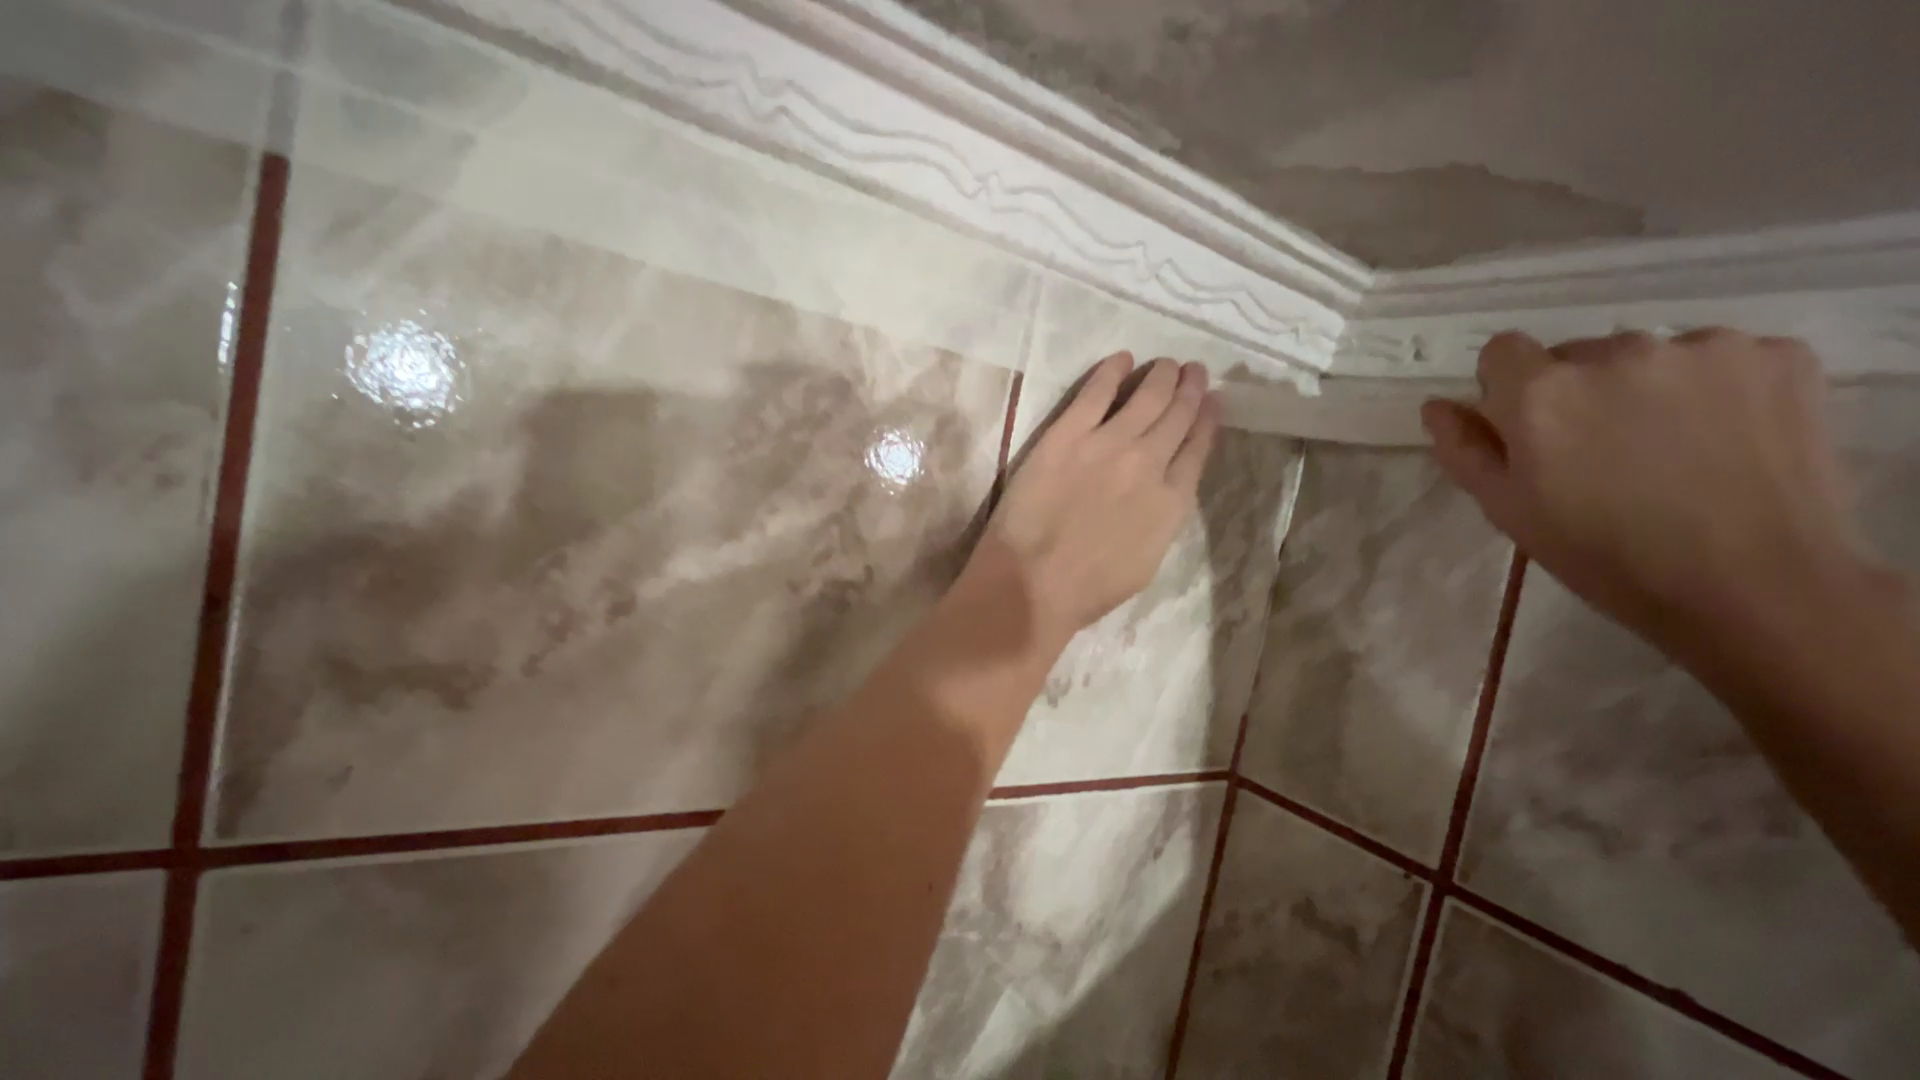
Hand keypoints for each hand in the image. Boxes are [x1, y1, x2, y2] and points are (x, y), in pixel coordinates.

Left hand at [963, 353, 1219, 643]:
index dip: (1207, 420)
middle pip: (1177, 415)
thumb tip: (1165, 492)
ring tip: (1168, 363)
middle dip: (1190, 389)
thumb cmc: (1088, 589)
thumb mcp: (1148, 562)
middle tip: (1194, 370)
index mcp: (1173, 502)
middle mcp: (1150, 463)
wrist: (1033, 583)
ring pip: (1146, 396)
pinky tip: (1123, 359)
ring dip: (1162, 375)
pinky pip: (1096, 391)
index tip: (1212, 401)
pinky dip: (1113, 371)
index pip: (1197, 448)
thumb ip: (1162, 519)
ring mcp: (1109, 443)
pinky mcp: (1068, 433)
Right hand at [1422, 329, 1881, 647]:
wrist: (1755, 588)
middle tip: (1607, 456)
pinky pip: (1724, 360)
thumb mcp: (1511, 512)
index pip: (1502, 352)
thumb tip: (1437, 406)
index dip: (1510, 392)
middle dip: (1582, 394)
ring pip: (1652, 357)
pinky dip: (1719, 390)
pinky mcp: (1779, 354)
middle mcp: (1615, 351)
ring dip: (1648, 390)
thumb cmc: (1607, 559)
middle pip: (1578, 356)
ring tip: (1674, 452)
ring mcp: (1703, 347)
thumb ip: (1465, 450)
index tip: (1533, 435)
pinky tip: (1729, 440)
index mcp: (1541, 392)